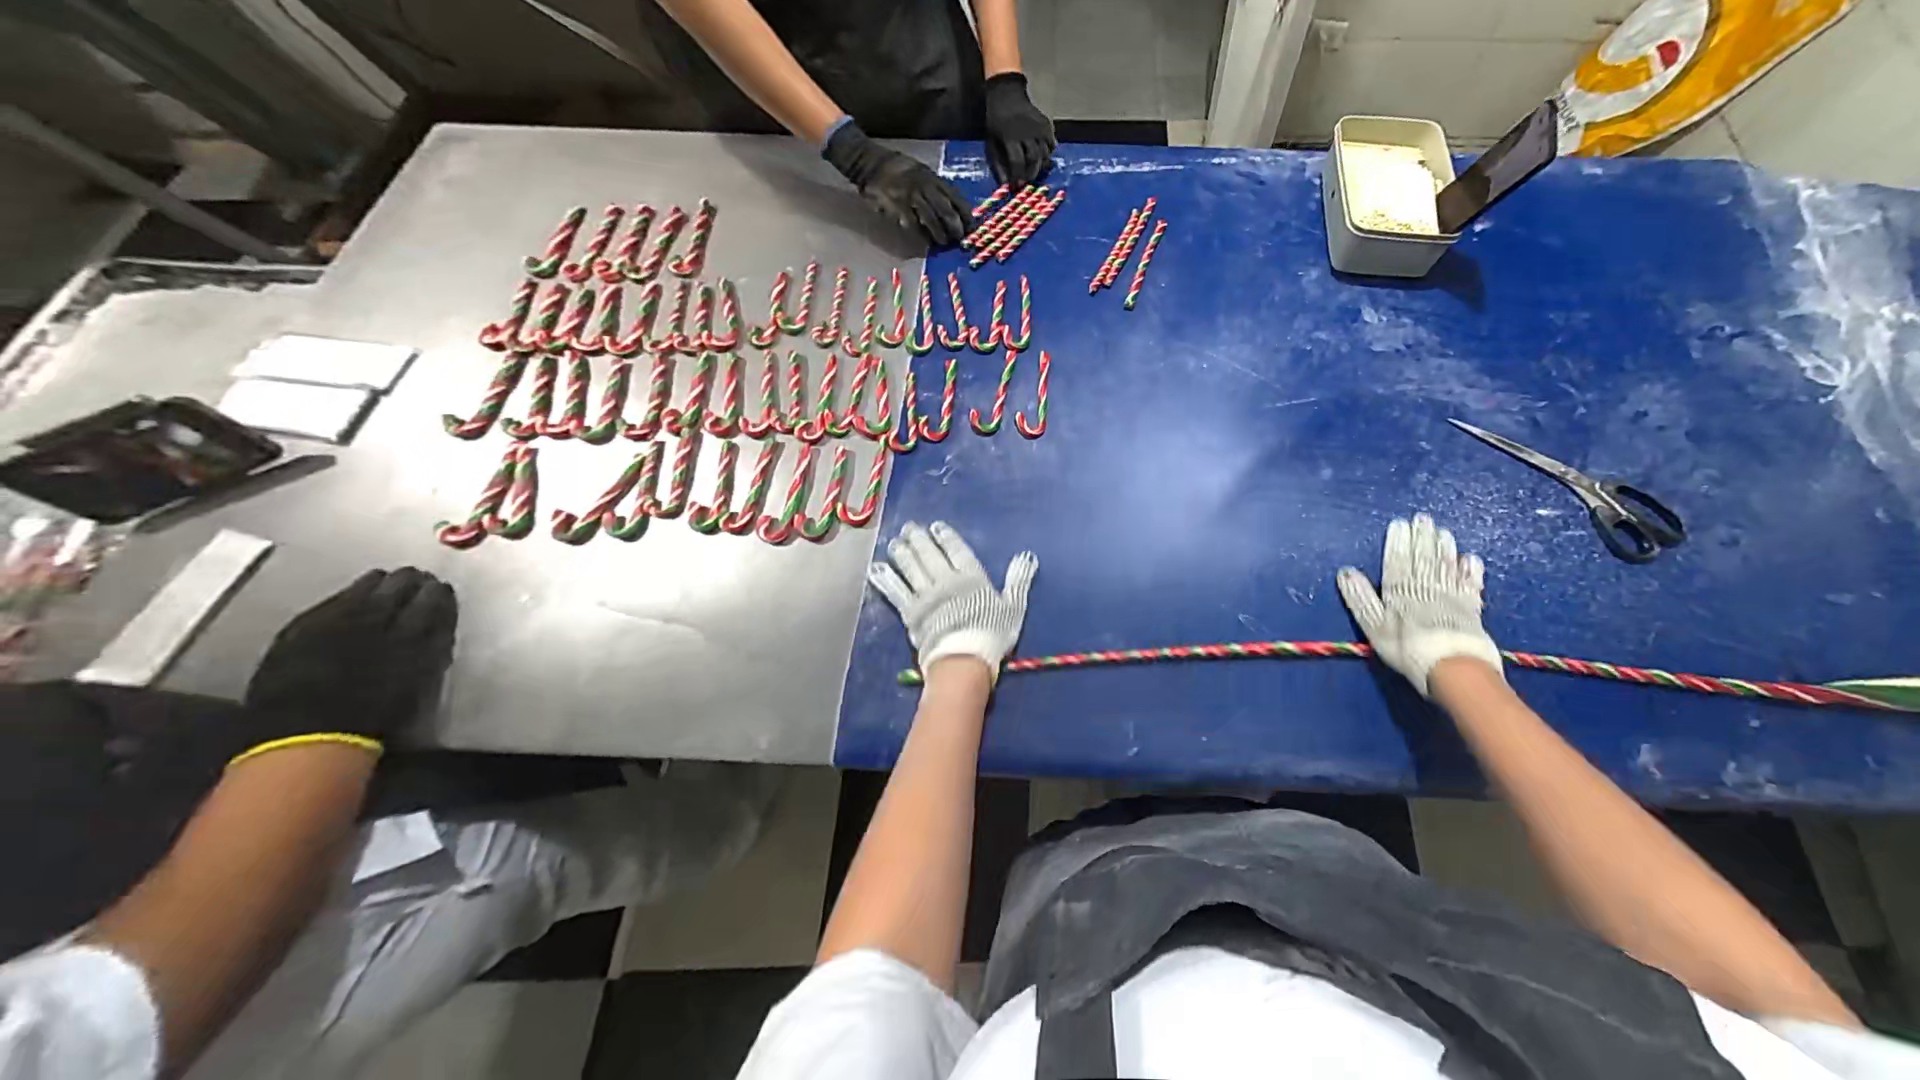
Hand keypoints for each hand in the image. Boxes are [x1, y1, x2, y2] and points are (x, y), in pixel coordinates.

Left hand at [246, 567, 456, 742]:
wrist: (308, 737)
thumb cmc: (375, 718)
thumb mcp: (419, 683)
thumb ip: (431, 650)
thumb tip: (439, 629)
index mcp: (411, 636)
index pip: (432, 602)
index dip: (439, 594)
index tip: (442, 588)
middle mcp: (376, 620)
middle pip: (397, 588)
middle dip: (410, 582)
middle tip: (417, 578)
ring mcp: (335, 621)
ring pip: (364, 588)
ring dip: (379, 583)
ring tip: (386, 580)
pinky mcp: (300, 628)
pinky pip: (332, 600)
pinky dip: (346, 595)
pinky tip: (351, 594)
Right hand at [823, 120, 971, 245]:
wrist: (871, 163)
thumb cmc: (897, 168)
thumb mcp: (921, 171)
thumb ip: (935, 188)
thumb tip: (951, 208)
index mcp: (932, 177)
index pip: (955, 196)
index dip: (966, 213)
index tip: (972, 227)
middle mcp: (925, 186)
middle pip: (946, 210)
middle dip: (955, 227)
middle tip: (959, 239)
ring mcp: (911, 196)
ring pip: (932, 220)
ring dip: (939, 234)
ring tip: (943, 243)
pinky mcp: (898, 207)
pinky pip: (913, 225)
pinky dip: (920, 236)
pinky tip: (924, 243)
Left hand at [867, 521, 1036, 674]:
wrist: (964, 659)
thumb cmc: (993, 634)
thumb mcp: (1013, 607)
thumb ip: (1018, 580)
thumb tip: (1027, 556)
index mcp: (972, 577)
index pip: (957, 551)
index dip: (946, 537)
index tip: (936, 527)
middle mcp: (946, 580)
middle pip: (930, 555)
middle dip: (919, 539)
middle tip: (909, 528)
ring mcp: (925, 595)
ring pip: (911, 568)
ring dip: (902, 553)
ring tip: (895, 543)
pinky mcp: (910, 611)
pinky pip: (895, 590)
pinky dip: (885, 578)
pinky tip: (876, 568)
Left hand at [983, 73, 1054, 186]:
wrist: (1007, 96)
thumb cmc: (996, 122)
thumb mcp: (992, 143)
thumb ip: (998, 164)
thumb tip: (1005, 184)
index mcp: (1010, 137)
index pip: (1017, 162)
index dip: (1017, 176)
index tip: (1017, 185)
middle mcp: (1027, 132)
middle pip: (1033, 158)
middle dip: (1031, 173)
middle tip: (1027, 181)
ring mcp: (1038, 127)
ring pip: (1045, 152)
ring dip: (1040, 165)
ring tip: (1035, 170)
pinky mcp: (1046, 124)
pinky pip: (1052, 143)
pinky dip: (1049, 152)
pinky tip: (1043, 156)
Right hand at [1336, 514, 1501, 696]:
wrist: (1452, 666)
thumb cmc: (1405, 648)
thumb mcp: (1372, 625)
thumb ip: (1360, 597)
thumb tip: (1345, 571)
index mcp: (1400, 590)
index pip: (1397, 560)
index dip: (1398, 541)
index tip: (1399, 523)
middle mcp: (1426, 586)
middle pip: (1423, 557)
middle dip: (1422, 536)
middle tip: (1423, 518)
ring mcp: (1452, 595)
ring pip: (1446, 565)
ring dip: (1444, 546)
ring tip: (1442, 531)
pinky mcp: (1472, 608)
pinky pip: (1471, 583)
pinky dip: (1470, 569)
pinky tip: (1470, 558)